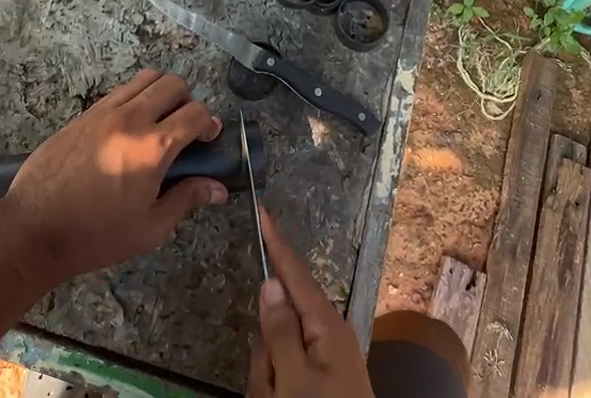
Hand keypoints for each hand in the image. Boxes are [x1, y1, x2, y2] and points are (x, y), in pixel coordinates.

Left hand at [0, 69, 224, 286]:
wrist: (33, 230)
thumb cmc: (95, 236)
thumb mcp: (149, 228)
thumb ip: (186, 200)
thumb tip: (218, 189)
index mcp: (153, 148)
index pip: (195, 113)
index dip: (209, 123)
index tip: (208, 138)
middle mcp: (131, 119)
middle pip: (173, 84)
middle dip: (187, 101)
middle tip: (184, 129)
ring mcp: (104, 112)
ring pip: (146, 78)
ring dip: (161, 93)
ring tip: (158, 121)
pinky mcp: (84, 114)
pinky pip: (120, 91)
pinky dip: (134, 98)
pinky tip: (129, 127)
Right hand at [248, 206, 374, 397]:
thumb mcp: (294, 380)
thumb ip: (279, 331)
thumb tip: (270, 283)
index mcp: (326, 325)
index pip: (296, 273)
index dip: (276, 243)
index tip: (262, 210)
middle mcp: (328, 336)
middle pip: (279, 322)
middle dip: (265, 357)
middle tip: (272, 391)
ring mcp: (325, 362)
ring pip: (276, 356)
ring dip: (269, 383)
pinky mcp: (320, 383)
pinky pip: (285, 378)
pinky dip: (277, 393)